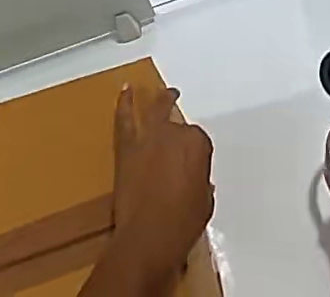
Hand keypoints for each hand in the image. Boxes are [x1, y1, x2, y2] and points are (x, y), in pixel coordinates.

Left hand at [106, 85, 214, 289]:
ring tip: (165, 93)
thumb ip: (202, 184)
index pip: (198, 142)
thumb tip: (197, 182)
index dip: (195, 158)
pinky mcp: (127, 147)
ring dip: (161, 100)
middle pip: (178, 127)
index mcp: (197, 144)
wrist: (146, 239)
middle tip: (181, 141)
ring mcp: (149, 137)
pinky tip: (126, 90)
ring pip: (156, 111)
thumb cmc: (181, 225)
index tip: (193, 172)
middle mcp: (174, 133)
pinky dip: (125, 103)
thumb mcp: (204, 204)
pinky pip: (125, 119)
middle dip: (180, 134)